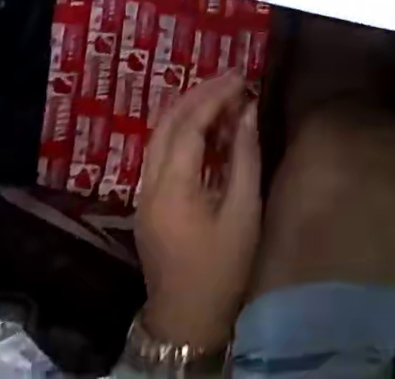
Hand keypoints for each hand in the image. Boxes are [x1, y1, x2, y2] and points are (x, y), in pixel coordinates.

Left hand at [135, 73, 261, 349]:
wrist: (188, 319)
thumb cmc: (223, 265)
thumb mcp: (243, 209)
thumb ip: (244, 155)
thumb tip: (249, 111)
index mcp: (172, 188)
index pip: (188, 125)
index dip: (215, 96)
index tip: (243, 76)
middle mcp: (150, 185)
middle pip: (167, 124)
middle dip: (199, 94)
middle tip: (233, 76)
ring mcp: (145, 194)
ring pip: (160, 136)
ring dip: (190, 108)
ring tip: (225, 92)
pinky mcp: (150, 202)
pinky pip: (163, 151)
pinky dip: (186, 129)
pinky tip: (211, 125)